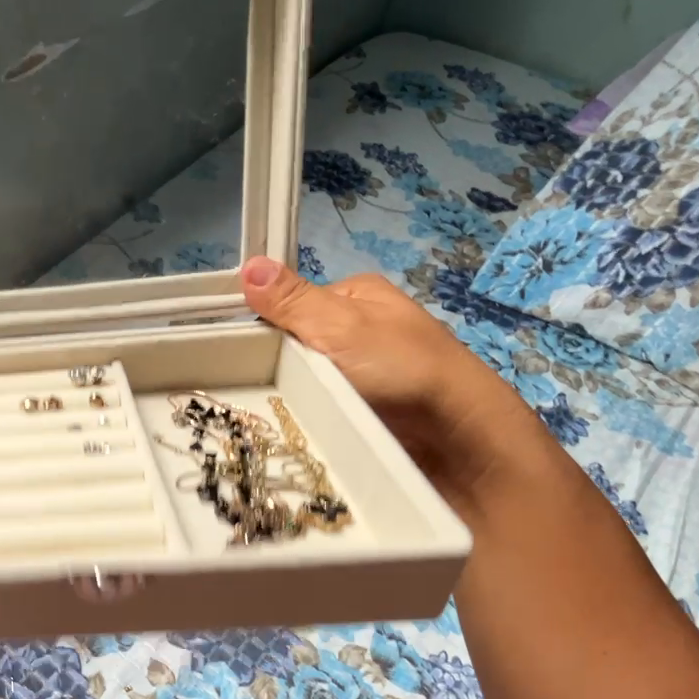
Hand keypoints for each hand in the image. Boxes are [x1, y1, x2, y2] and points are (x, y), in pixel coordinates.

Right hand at [239, 256, 541, 510]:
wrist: (455, 433)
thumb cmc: (400, 368)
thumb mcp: (339, 326)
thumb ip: (292, 301)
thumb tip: (249, 265)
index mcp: (356, 295)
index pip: (289, 305)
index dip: (265, 328)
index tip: (244, 356)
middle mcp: (361, 327)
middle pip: (295, 344)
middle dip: (279, 367)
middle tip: (265, 390)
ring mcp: (366, 368)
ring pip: (307, 378)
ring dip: (295, 395)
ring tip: (279, 414)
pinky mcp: (367, 405)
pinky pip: (323, 405)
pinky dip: (312, 415)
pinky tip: (302, 426)